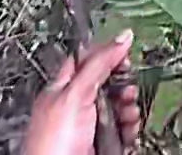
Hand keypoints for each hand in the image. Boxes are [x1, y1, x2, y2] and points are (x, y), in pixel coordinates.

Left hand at [24, 31, 139, 154]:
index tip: (124, 49)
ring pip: (117, 105)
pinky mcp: (102, 146)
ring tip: (129, 108)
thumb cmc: (51, 147)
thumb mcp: (75, 94)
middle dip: (123, 81)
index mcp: (62, 89)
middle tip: (127, 84)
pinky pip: (123, 129)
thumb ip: (98, 64)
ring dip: (129, 103)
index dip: (106, 51)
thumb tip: (123, 37)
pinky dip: (131, 125)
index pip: (86, 58)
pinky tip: (130, 126)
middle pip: (106, 81)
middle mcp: (76, 107)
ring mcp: (89, 128)